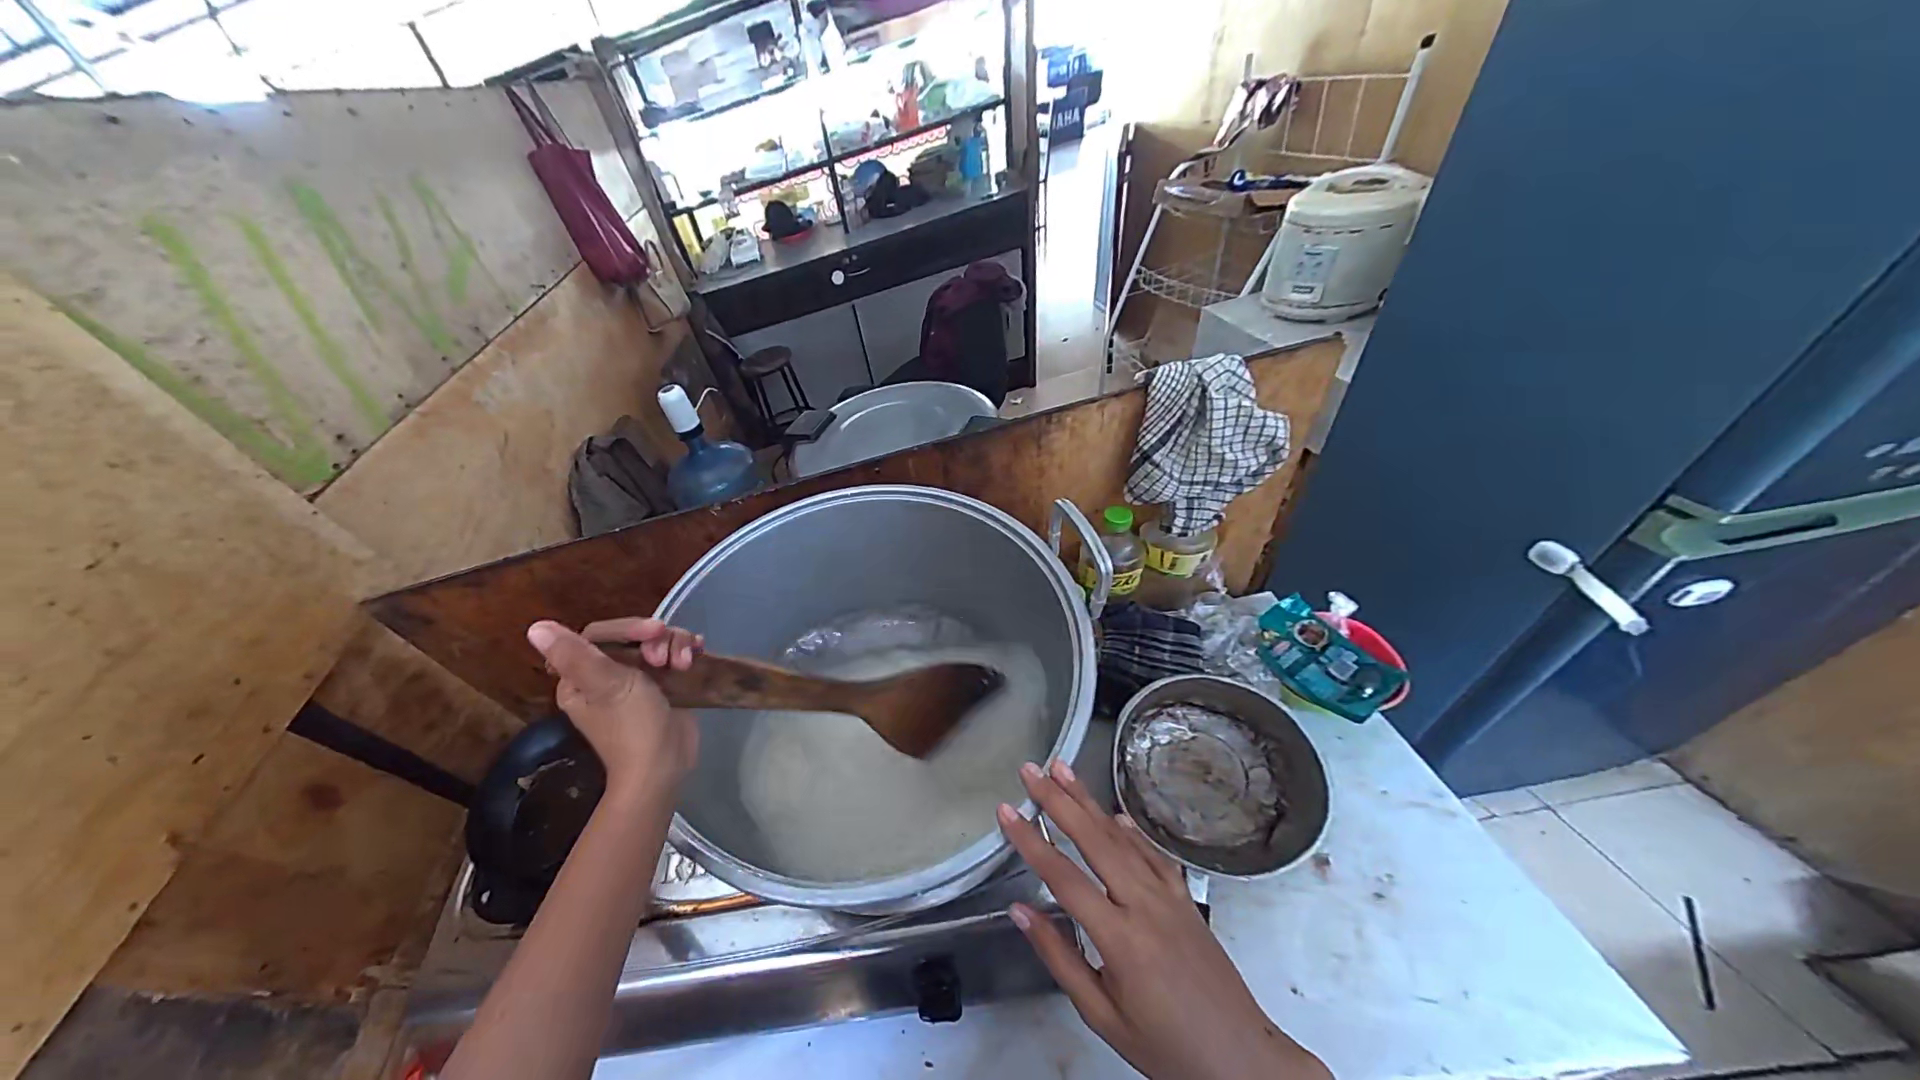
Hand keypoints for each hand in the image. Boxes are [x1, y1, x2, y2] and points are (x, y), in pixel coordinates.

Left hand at [526, 618, 700, 799]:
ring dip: (675, 645)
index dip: (629, 628)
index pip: (601, 634)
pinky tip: (698, 652)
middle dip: (656, 639)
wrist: (665, 766)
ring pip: (657, 643)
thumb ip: (573, 654)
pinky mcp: (664, 686)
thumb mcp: (605, 685)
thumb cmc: (632, 727)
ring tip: (684, 664)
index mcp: (582, 676)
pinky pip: (674, 655)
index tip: (654, 631)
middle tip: (665, 658)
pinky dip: (686, 651)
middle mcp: (607, 675)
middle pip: (633, 636)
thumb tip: (534, 628)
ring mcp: (639, 681)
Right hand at [998, 760, 1332, 1079]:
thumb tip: (1020, 912)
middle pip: (1094, 840)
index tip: (1006, 810)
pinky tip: (1114, 815)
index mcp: (1120, 937)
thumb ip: (1060, 958)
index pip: (1064, 877)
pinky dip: (1130, 830)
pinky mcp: (1186, 898)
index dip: (1030, 840)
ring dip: (1090, 802)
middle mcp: (1145, 904)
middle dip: (1058, 800)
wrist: (1241, 1057)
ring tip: (1063, 771)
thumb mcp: (1102, 1015)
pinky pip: (1153, 854)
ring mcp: (1169, 896)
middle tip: (1031, 770)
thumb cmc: (1166, 1046)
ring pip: (1122, 838)